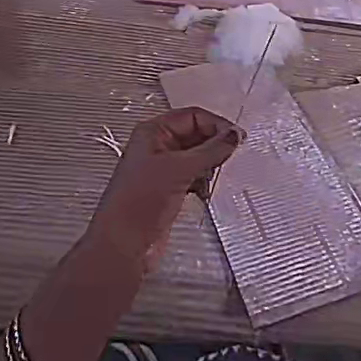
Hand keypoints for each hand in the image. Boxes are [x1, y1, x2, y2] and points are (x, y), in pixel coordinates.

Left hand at [87, 108, 241, 266]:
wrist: (123, 244)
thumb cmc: (139, 200)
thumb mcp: (178, 169)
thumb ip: (210, 151)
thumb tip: (233, 135)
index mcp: (153, 132)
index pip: (191, 116)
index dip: (215, 124)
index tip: (237, 138)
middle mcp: (158, 146)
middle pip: (195, 135)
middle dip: (214, 145)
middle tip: (234, 156)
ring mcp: (164, 169)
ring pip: (196, 157)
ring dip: (210, 165)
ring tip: (219, 175)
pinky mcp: (170, 190)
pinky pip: (194, 177)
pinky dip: (204, 181)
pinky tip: (208, 191)